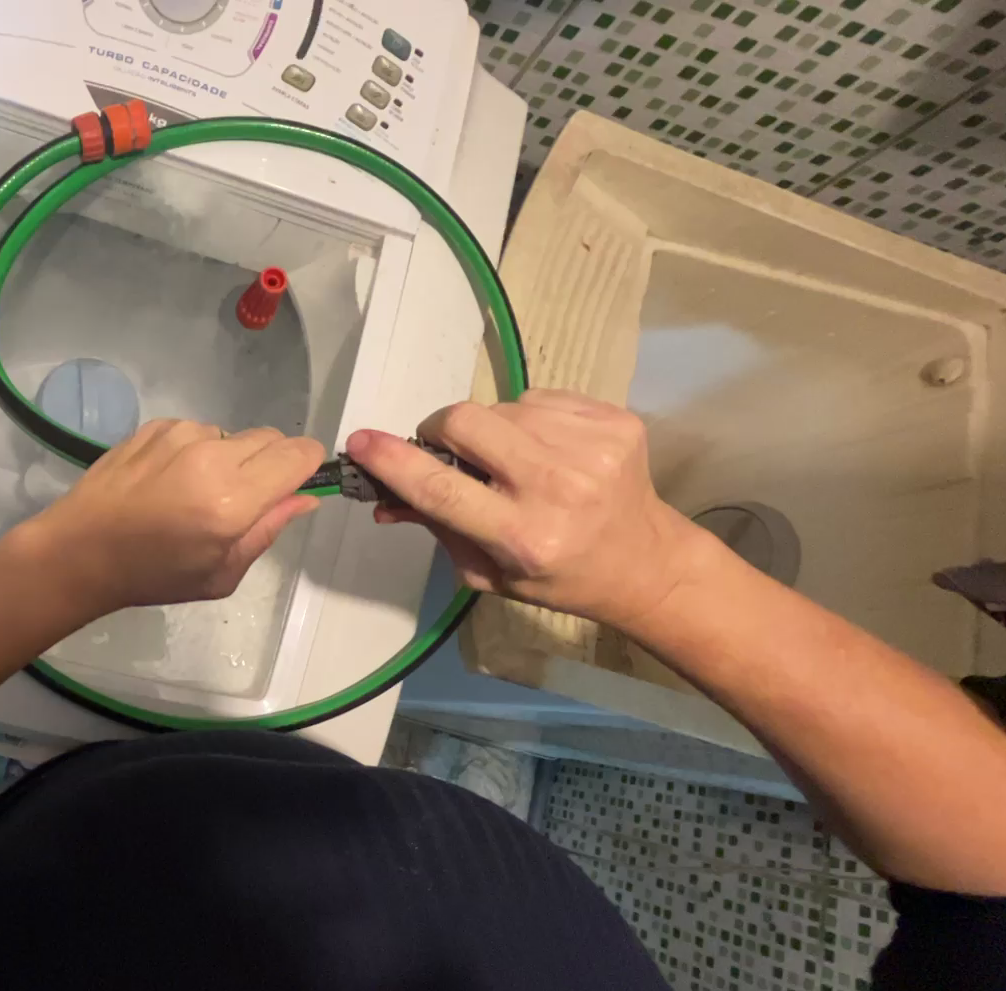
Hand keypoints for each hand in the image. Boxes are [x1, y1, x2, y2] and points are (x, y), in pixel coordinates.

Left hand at [7, 420, 323, 614]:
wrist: (80, 550)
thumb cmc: (153, 575)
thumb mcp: (221, 574)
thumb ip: (268, 530)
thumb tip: (305, 497)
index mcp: (231, 501)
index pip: (299, 455)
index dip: (305, 468)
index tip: (292, 486)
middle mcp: (210, 456)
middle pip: (272, 438)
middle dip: (270, 463)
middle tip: (241, 498)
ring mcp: (179, 435)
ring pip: (232, 435)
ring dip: (230, 458)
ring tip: (194, 492)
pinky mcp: (155, 426)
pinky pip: (198, 431)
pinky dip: (196, 451)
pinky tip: (168, 481)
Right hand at [344, 389, 710, 628]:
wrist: (645, 561)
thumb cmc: (556, 578)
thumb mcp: (485, 571)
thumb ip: (435, 528)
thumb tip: (383, 499)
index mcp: (524, 536)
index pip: (442, 487)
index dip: (394, 461)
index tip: (360, 442)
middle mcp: (559, 486)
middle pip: (466, 422)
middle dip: (439, 431)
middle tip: (444, 451)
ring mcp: (592, 447)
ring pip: (499, 406)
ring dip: (487, 429)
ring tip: (507, 460)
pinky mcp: (614, 420)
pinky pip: (537, 398)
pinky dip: (523, 419)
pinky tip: (541, 448)